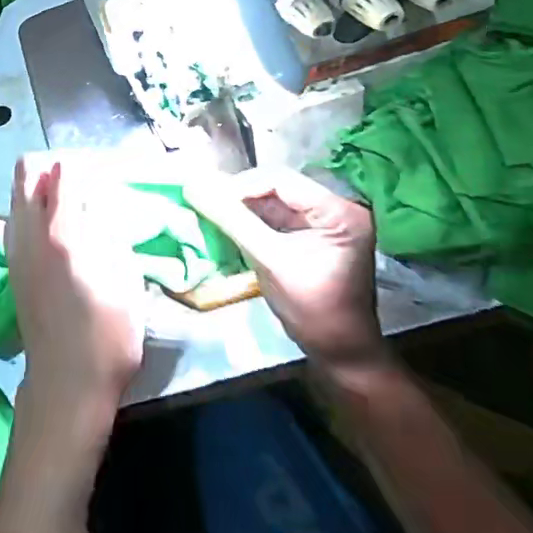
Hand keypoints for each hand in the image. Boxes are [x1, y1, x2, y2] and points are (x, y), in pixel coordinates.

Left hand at [5, 154, 144, 409]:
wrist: (66, 385)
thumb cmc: (108, 338)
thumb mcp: (127, 283)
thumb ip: (112, 237)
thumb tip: (99, 210)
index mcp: (62, 236)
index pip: (60, 176)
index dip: (80, 166)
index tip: (100, 170)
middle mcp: (30, 235)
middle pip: (25, 174)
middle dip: (50, 165)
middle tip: (79, 179)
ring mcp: (15, 251)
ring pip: (15, 195)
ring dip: (37, 187)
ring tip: (67, 200)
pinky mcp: (12, 267)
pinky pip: (14, 220)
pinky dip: (29, 210)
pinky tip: (53, 227)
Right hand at [184, 168, 390, 373]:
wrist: (339, 352)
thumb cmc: (313, 309)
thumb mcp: (270, 261)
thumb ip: (233, 221)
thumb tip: (193, 186)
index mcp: (339, 210)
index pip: (281, 180)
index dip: (240, 185)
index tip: (206, 197)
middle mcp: (336, 206)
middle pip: (276, 185)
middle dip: (238, 194)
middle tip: (205, 203)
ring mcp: (323, 219)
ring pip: (271, 198)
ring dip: (241, 205)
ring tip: (210, 211)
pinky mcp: (310, 232)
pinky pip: (274, 214)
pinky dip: (249, 219)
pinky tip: (226, 223)